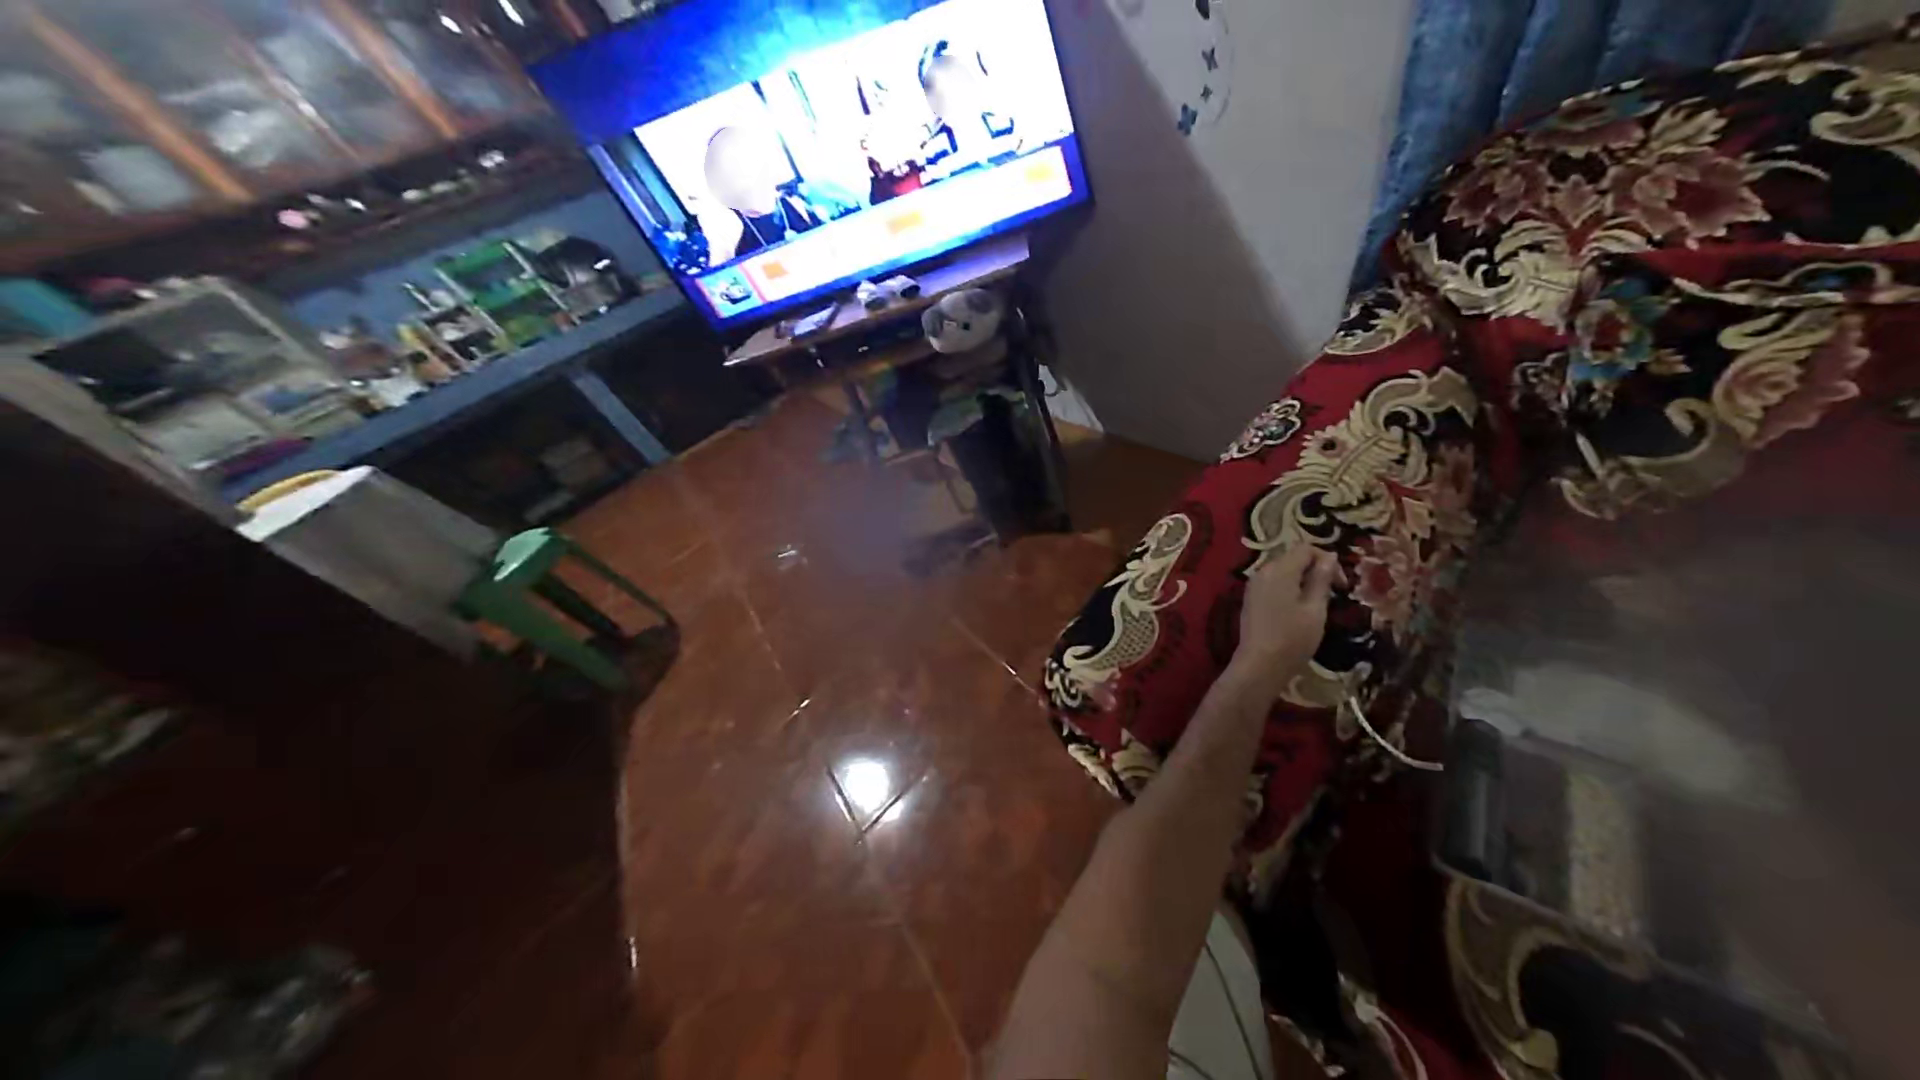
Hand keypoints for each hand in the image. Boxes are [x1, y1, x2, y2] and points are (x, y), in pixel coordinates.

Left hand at [1233, 544, 1337, 686]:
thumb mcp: (1315, 609)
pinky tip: (1299, 607)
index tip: (1341, 584)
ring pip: (1283, 570)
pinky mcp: (1251, 598)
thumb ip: (1321, 579)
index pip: (1305, 549)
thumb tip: (1329, 556)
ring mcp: (1253, 584)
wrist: (1260, 664)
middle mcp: (1262, 571)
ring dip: (1303, 578)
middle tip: (1332, 592)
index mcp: (1279, 570)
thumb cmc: (1293, 638)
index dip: (1327, 560)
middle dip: (1315, 568)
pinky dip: (1289, 586)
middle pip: (1293, 557)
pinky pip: (1273, 582)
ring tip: (1318, 601)